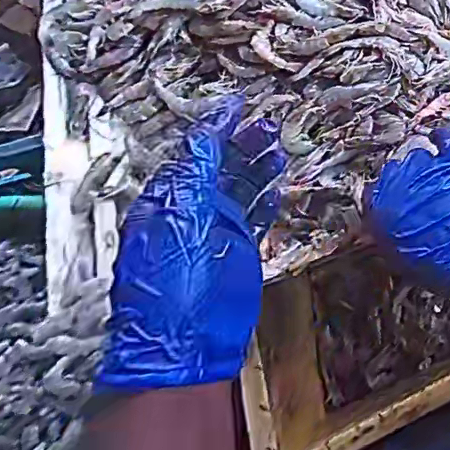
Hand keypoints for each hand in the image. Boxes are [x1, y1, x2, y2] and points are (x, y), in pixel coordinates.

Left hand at [98, 95, 283, 390]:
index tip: (238, 104)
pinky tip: (279, 183)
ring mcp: (217, 228)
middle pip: (222, 164)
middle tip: (270, 125)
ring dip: (260, 164)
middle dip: (245, 142)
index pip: (195, 151)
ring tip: (280, 145)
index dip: (217, 126)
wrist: (187, 345)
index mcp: (170, 196)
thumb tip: (206, 132)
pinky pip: (255, 213)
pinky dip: (267, 197)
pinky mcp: (238, 248)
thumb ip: (194, 172)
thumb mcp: (179, 218)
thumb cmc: (173, 282)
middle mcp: (193, 208)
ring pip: (242, 185)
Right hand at [365, 129, 449, 296]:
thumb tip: (376, 226)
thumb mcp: (395, 257)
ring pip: (417, 157)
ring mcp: (425, 167)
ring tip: (429, 182)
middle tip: (413, 200)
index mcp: (379, 204)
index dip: (381, 201)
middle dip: (401, 185)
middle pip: (393, 172)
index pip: (371, 193)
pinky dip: (441, 137)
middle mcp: (397, 180)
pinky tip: (437, 136)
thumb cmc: (433, 265)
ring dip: (421, 168)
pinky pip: (445, 141)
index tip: (389, 209)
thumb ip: (382, 234)